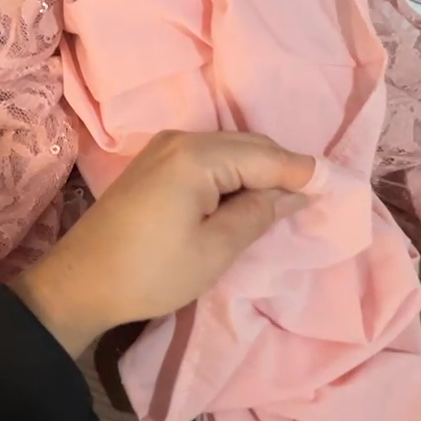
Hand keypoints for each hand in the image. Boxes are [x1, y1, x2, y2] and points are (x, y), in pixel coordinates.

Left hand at [9, 131, 316, 356]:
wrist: (80, 281)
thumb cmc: (150, 272)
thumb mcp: (214, 251)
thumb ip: (257, 214)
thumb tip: (293, 192)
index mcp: (197, 156)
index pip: (266, 157)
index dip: (304, 172)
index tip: (340, 186)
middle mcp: (182, 139)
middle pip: (249, 145)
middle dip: (283, 168)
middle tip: (317, 197)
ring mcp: (165, 147)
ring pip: (229, 149)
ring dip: (258, 170)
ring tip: (287, 201)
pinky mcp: (155, 161)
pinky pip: (208, 157)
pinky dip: (234, 172)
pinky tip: (246, 196)